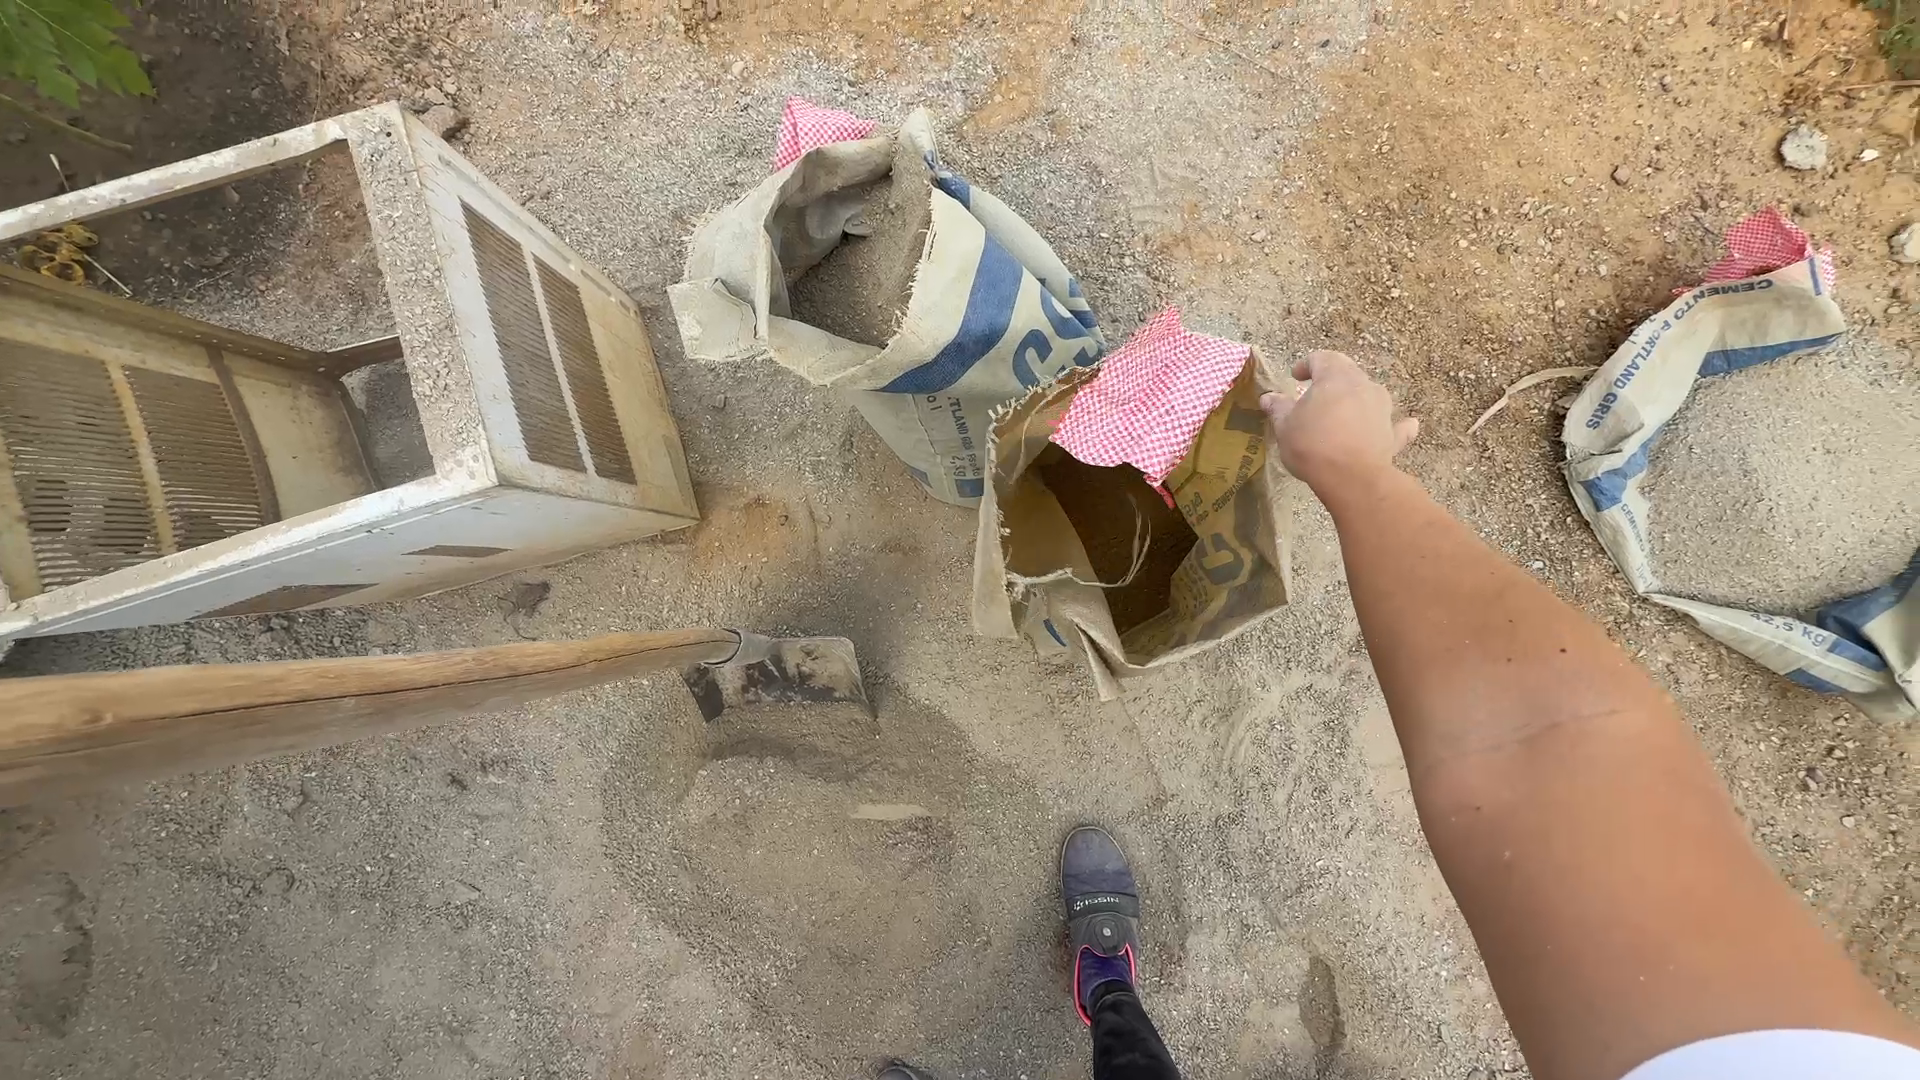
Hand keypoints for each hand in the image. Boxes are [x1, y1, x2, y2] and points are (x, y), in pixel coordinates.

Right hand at [1259, 350, 1417, 489]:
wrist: (1351, 477)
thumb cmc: (1312, 444)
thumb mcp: (1284, 426)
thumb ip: (1278, 408)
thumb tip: (1268, 397)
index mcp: (1335, 377)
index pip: (1321, 358)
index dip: (1306, 364)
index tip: (1295, 377)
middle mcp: (1363, 385)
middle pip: (1347, 372)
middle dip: (1330, 380)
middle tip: (1314, 395)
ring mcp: (1383, 408)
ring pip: (1369, 394)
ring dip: (1355, 399)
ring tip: (1341, 413)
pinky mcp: (1392, 433)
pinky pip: (1395, 423)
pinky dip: (1395, 423)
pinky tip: (1405, 425)